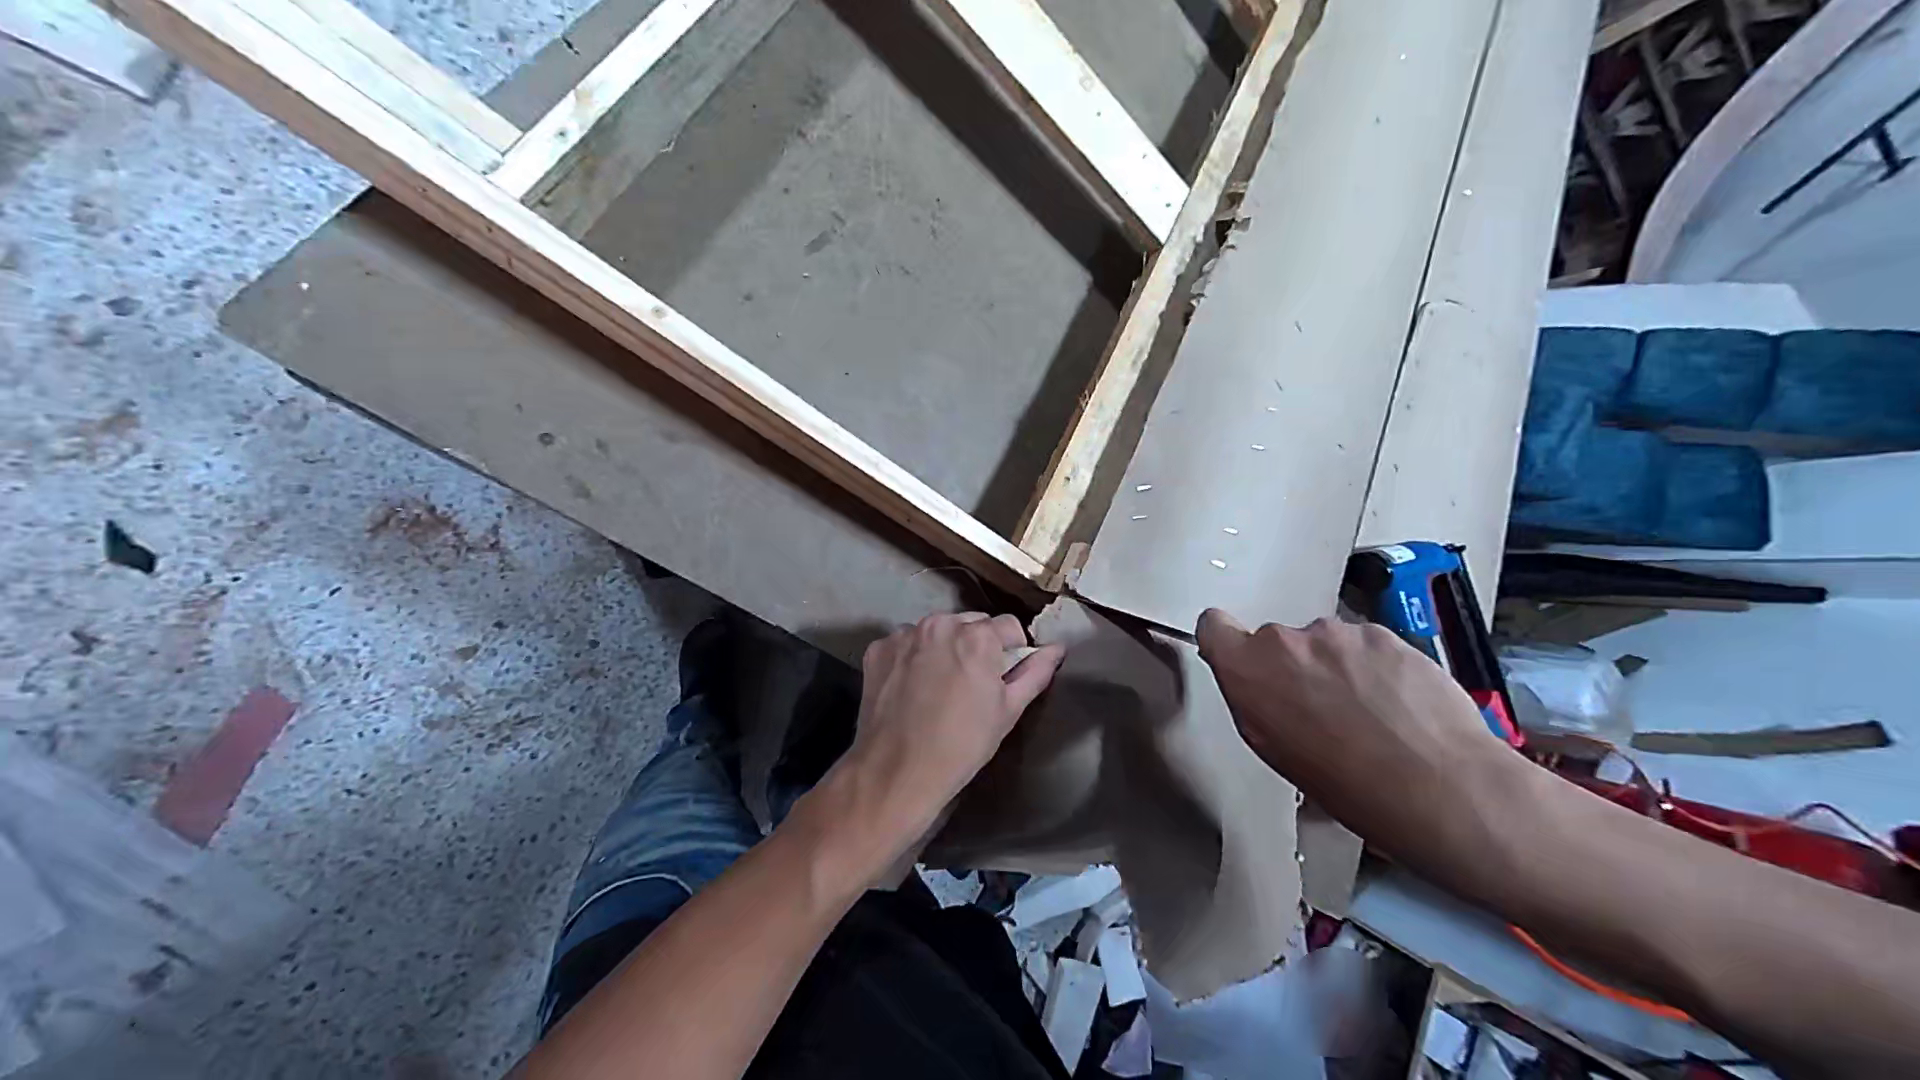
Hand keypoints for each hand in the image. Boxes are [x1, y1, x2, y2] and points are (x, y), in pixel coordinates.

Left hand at [827, 613, 1063, 858]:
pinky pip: (906, 643)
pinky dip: (912, 657)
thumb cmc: (962, 744)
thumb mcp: (1008, 711)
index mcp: (977, 636)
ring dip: (943, 648)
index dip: (1012, 651)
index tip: (1003, 678)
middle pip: (971, 623)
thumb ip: (1035, 673)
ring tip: (939, 687)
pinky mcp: (878, 648)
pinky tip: (911, 688)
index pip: (1008, 626)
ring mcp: (905, 634)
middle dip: (976, 646)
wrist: (897, 771)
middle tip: (971, 685)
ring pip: (936, 631)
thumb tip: (1057, 648)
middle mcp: (939, 624)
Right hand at [1195, 608, 1513, 856]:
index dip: (1226, 639)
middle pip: (1276, 640)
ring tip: (1365, 711)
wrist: (1436, 784)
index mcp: (1246, 669)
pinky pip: (1366, 643)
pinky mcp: (1382, 633)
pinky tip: (1394, 703)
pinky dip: (1375, 665)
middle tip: (1319, 706)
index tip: (1239, 653)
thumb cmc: (1349, 783)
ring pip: (1324, 642)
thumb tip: (1256, 685)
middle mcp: (1284, 641)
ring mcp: (1335, 633)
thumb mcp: (1272, 749)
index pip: (1213, 626)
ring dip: (1336, 665)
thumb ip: (1252, 700)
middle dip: (1293, 665)